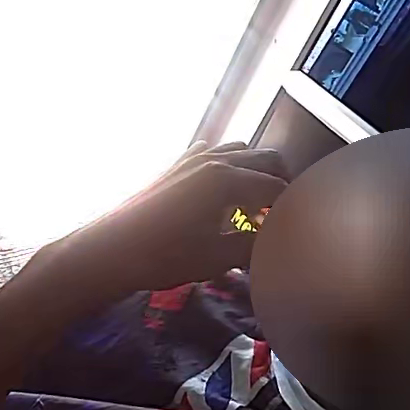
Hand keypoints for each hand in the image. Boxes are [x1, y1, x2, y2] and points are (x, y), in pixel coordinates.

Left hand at [34, 142, 288, 305]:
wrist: (110, 249)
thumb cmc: (164, 257)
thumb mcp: (217, 259)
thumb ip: (255, 245)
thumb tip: (280, 239)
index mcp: (227, 179)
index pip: (277, 186)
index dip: (292, 207)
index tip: (299, 226)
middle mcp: (214, 159)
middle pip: (266, 158)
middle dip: (282, 182)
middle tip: (284, 213)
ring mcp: (193, 157)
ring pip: (241, 150)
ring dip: (256, 170)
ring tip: (255, 203)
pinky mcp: (176, 163)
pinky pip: (214, 152)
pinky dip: (229, 165)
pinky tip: (221, 193)